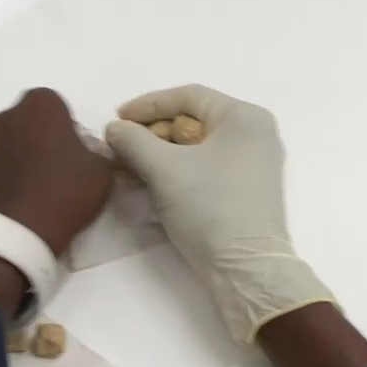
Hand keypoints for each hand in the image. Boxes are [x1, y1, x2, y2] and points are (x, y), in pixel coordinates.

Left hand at [0, 88, 113, 256]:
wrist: (18, 231)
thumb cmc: (65, 192)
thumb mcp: (101, 172)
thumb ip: (95, 152)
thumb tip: (83, 153)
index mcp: (40, 104)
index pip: (56, 107)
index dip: (66, 130)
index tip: (72, 153)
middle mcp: (6, 115)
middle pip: (27, 122)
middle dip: (38, 138)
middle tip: (53, 169)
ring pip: (7, 143)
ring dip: (18, 156)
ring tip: (32, 187)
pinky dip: (3, 176)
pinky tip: (15, 198)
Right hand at [105, 85, 334, 343]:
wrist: (245, 270)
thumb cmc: (210, 209)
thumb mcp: (165, 170)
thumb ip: (134, 142)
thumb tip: (114, 129)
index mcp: (244, 118)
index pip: (188, 96)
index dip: (147, 105)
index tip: (116, 120)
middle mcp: (253, 136)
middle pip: (190, 123)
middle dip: (149, 135)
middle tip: (118, 150)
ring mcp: (250, 166)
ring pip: (193, 150)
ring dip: (156, 158)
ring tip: (125, 171)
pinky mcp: (243, 193)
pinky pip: (202, 172)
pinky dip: (173, 175)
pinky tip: (146, 186)